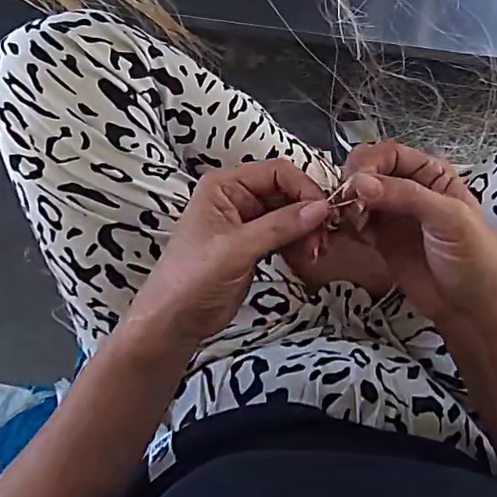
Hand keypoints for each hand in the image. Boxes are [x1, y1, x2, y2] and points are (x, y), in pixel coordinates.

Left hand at [128, 159, 331, 348]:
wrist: (172, 324)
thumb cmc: (191, 280)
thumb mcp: (237, 249)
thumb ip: (279, 226)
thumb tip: (320, 208)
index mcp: (225, 186)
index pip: (276, 172)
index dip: (303, 188)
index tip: (324, 211)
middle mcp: (236, 197)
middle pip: (287, 191)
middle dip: (308, 213)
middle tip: (322, 239)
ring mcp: (246, 221)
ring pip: (290, 214)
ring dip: (307, 230)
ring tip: (315, 252)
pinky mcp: (254, 243)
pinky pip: (285, 233)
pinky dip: (299, 242)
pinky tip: (306, 256)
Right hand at [339, 141, 496, 328]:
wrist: (473, 309)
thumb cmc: (475, 258)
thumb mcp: (449, 218)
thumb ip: (406, 196)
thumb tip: (361, 182)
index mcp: (431, 173)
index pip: (391, 154)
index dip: (369, 162)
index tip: (355, 180)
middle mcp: (409, 188)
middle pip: (369, 170)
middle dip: (353, 181)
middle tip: (347, 201)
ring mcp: (393, 214)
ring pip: (358, 196)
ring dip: (346, 203)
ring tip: (351, 220)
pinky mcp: (380, 240)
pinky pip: (354, 222)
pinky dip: (344, 223)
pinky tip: (344, 230)